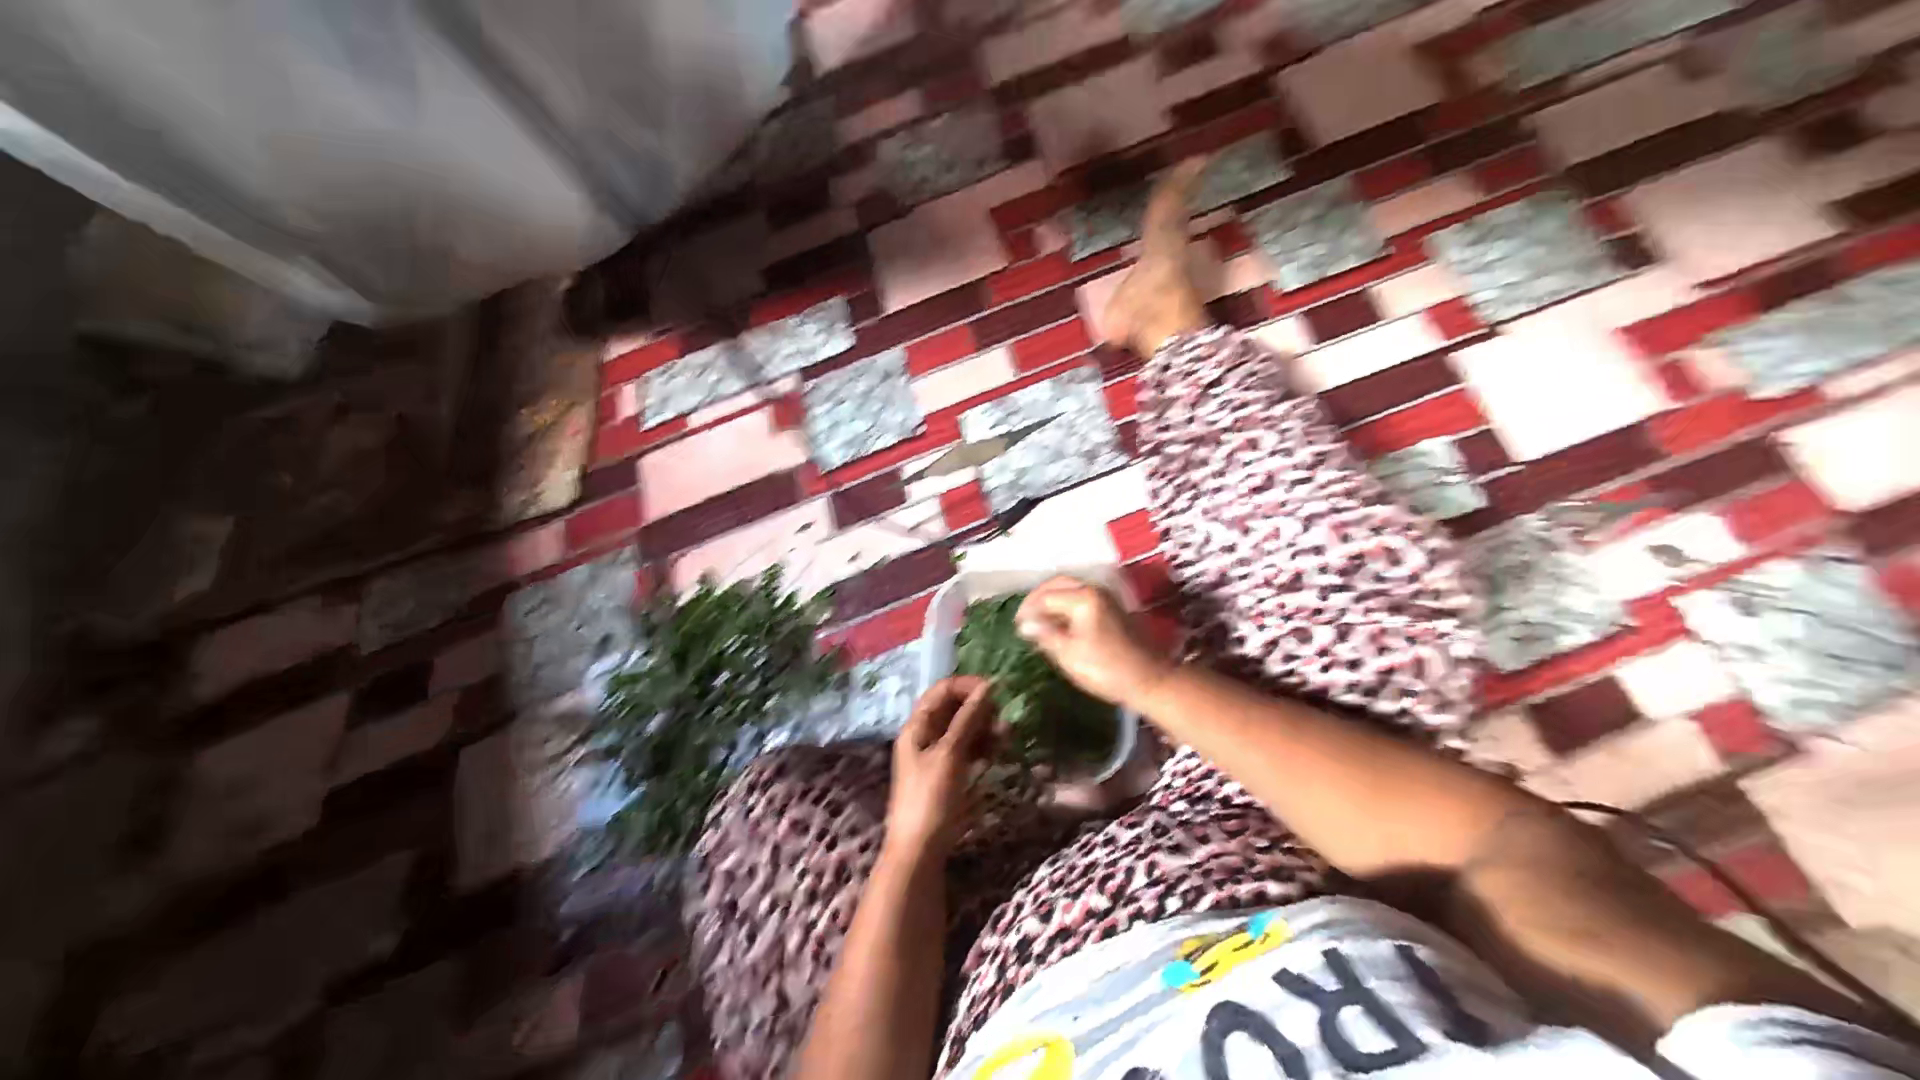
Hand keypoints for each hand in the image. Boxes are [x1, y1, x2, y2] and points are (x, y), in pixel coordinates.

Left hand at [885, 676, 996, 857]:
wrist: (919, 850)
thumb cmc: (932, 798)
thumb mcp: (951, 755)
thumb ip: (968, 719)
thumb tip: (988, 687)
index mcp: (917, 726)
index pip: (943, 690)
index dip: (968, 686)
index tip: (995, 693)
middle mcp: (925, 735)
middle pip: (954, 708)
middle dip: (980, 709)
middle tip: (1003, 722)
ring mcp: (936, 754)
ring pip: (964, 729)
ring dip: (985, 728)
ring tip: (1006, 739)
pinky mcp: (948, 773)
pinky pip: (967, 749)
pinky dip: (982, 746)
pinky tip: (997, 753)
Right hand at [1015, 577, 1173, 709]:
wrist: (1148, 679)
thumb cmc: (1105, 669)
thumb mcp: (1068, 654)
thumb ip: (1044, 634)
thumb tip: (1024, 623)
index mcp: (1083, 597)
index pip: (1045, 596)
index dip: (1028, 609)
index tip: (1016, 625)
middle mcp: (1095, 589)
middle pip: (1059, 584)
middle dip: (1039, 597)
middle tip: (1025, 616)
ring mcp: (1106, 597)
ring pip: (1072, 588)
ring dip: (1052, 599)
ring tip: (1039, 619)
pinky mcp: (1112, 608)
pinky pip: (1082, 597)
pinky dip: (1066, 604)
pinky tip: (1059, 622)